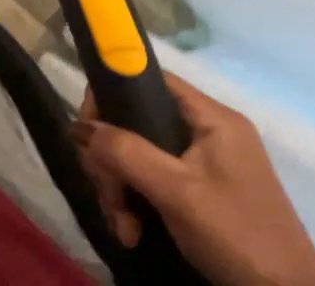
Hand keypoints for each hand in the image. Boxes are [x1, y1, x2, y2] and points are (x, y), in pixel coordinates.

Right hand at [76, 74, 314, 285]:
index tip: (89, 130)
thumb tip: (76, 126)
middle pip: (134, 120)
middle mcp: (207, 131)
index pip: (145, 78)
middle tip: (107, 193)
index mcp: (212, 119)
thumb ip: (123, 151)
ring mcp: (204, 161)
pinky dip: (134, 200)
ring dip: (119, 187)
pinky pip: (149, 176)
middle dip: (111, 158)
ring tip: (123, 224)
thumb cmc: (238, 236)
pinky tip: (131, 229)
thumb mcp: (176, 192)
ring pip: (136, 152)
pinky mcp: (200, 188)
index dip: (109, 94)